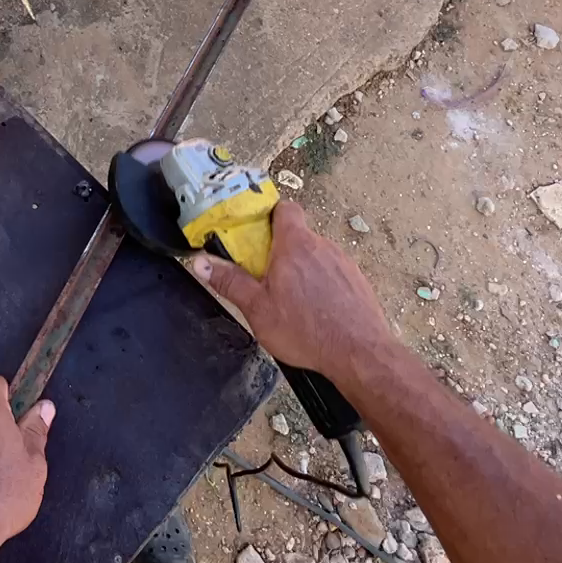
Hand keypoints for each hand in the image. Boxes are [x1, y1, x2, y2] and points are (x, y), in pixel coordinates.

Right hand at [189, 201, 398, 382]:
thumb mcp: (257, 308)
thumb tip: (201, 262)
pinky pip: (332, 274)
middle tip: (265, 276)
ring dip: (301, 269)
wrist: (360, 354)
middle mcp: (322, 246)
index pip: (284, 208)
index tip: (254, 233)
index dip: (269, 215)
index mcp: (295, 245)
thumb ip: (229, 281)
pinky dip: (321, 285)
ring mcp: (343, 263)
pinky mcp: (356, 282)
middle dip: (279, 251)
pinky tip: (314, 310)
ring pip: (315, 256)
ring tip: (290, 299)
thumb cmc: (307, 330)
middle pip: (296, 235)